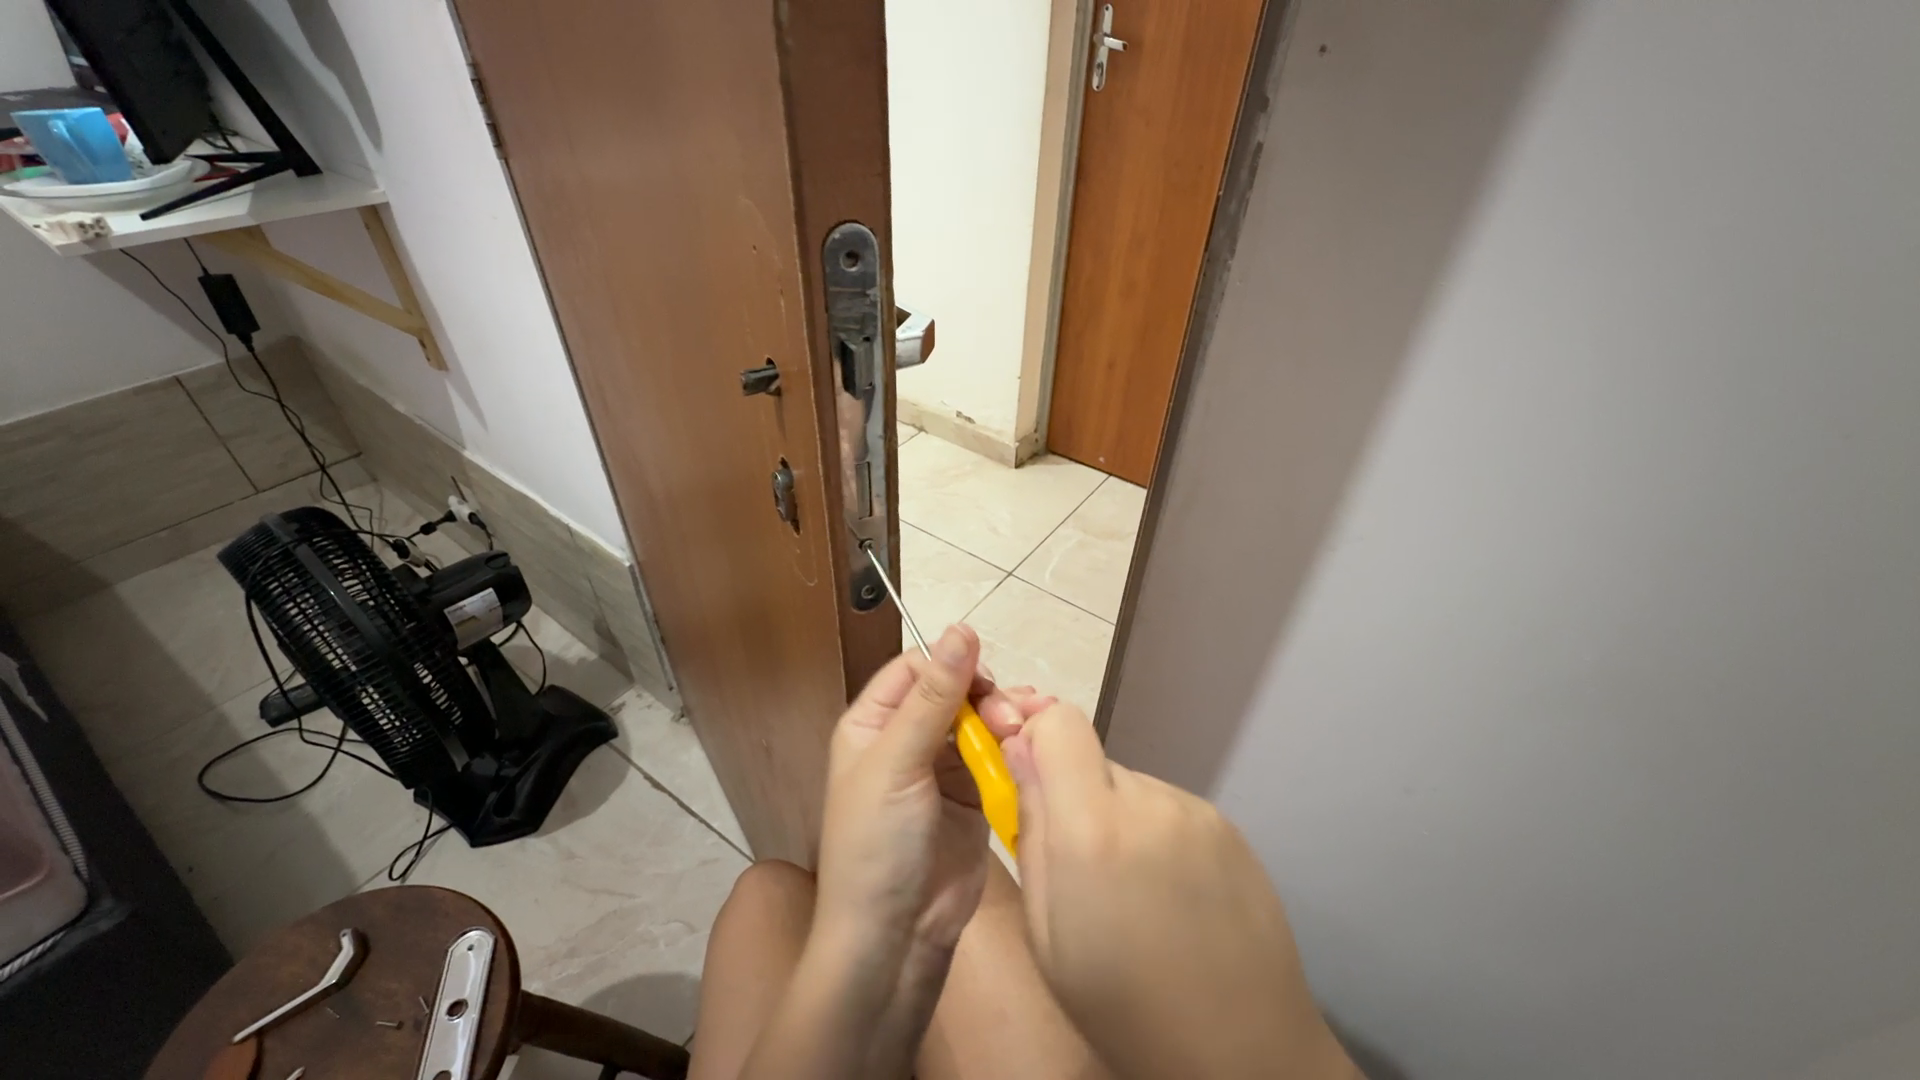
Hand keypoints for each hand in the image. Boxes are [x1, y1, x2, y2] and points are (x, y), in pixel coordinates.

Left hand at [815, 624, 1051, 957]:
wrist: (895, 938)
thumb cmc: (878, 845)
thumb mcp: (897, 764)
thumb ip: (933, 697)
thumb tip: (961, 628)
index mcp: (872, 724)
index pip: (915, 669)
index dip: (950, 666)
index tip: (983, 682)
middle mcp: (906, 739)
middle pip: (953, 690)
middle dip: (984, 695)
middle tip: (1009, 717)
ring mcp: (943, 768)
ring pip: (980, 720)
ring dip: (1005, 717)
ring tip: (1026, 727)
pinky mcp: (975, 796)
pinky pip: (998, 756)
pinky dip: (1016, 747)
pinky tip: (1035, 743)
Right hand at [1001, 703, 1358, 1079]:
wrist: (1242, 1049)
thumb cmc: (1121, 1005)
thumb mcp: (1045, 930)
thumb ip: (1030, 827)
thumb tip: (1018, 749)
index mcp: (1094, 828)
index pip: (1058, 721)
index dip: (1034, 736)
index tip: (1024, 776)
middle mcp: (1150, 801)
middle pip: (1093, 758)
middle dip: (1072, 793)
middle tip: (1078, 863)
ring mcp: (1197, 812)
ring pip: (1131, 784)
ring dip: (1116, 815)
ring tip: (1130, 889)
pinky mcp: (1231, 827)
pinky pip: (1170, 808)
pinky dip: (1154, 832)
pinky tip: (1168, 892)